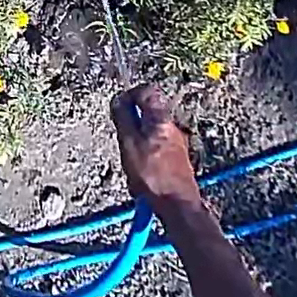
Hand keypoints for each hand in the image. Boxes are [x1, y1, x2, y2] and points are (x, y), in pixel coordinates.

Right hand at [110, 84, 202, 217]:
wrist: (178, 206)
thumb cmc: (153, 176)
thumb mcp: (129, 143)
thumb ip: (123, 118)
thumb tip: (118, 100)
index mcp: (160, 118)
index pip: (147, 91)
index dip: (131, 95)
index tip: (120, 108)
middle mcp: (172, 127)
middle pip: (148, 113)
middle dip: (132, 124)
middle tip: (124, 140)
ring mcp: (176, 143)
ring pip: (151, 132)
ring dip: (138, 143)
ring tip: (132, 162)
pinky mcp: (177, 159)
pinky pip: (157, 149)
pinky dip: (146, 157)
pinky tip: (142, 174)